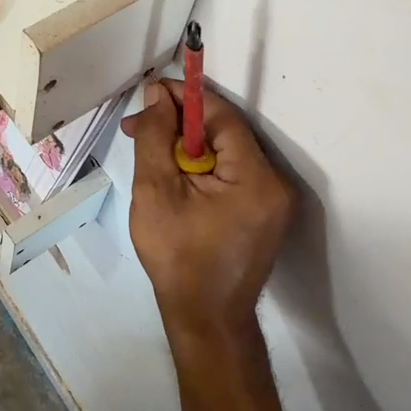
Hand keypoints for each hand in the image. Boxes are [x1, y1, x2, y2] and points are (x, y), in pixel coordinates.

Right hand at [124, 81, 294, 331]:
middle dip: (179, 122)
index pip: (222, 118)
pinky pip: (230, 173)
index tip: (150, 91)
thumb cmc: (178, 256)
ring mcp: (271, 201)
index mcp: (256, 179)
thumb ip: (156, 137)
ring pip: (225, 152)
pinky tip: (169, 171)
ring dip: (185, 144)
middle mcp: (275, 184)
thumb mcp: (155, 191)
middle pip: (225, 133)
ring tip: (145, 147)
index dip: (186, 98)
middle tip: (136, 124)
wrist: (204, 318)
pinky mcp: (261, 213)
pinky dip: (199, 165)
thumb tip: (158, 96)